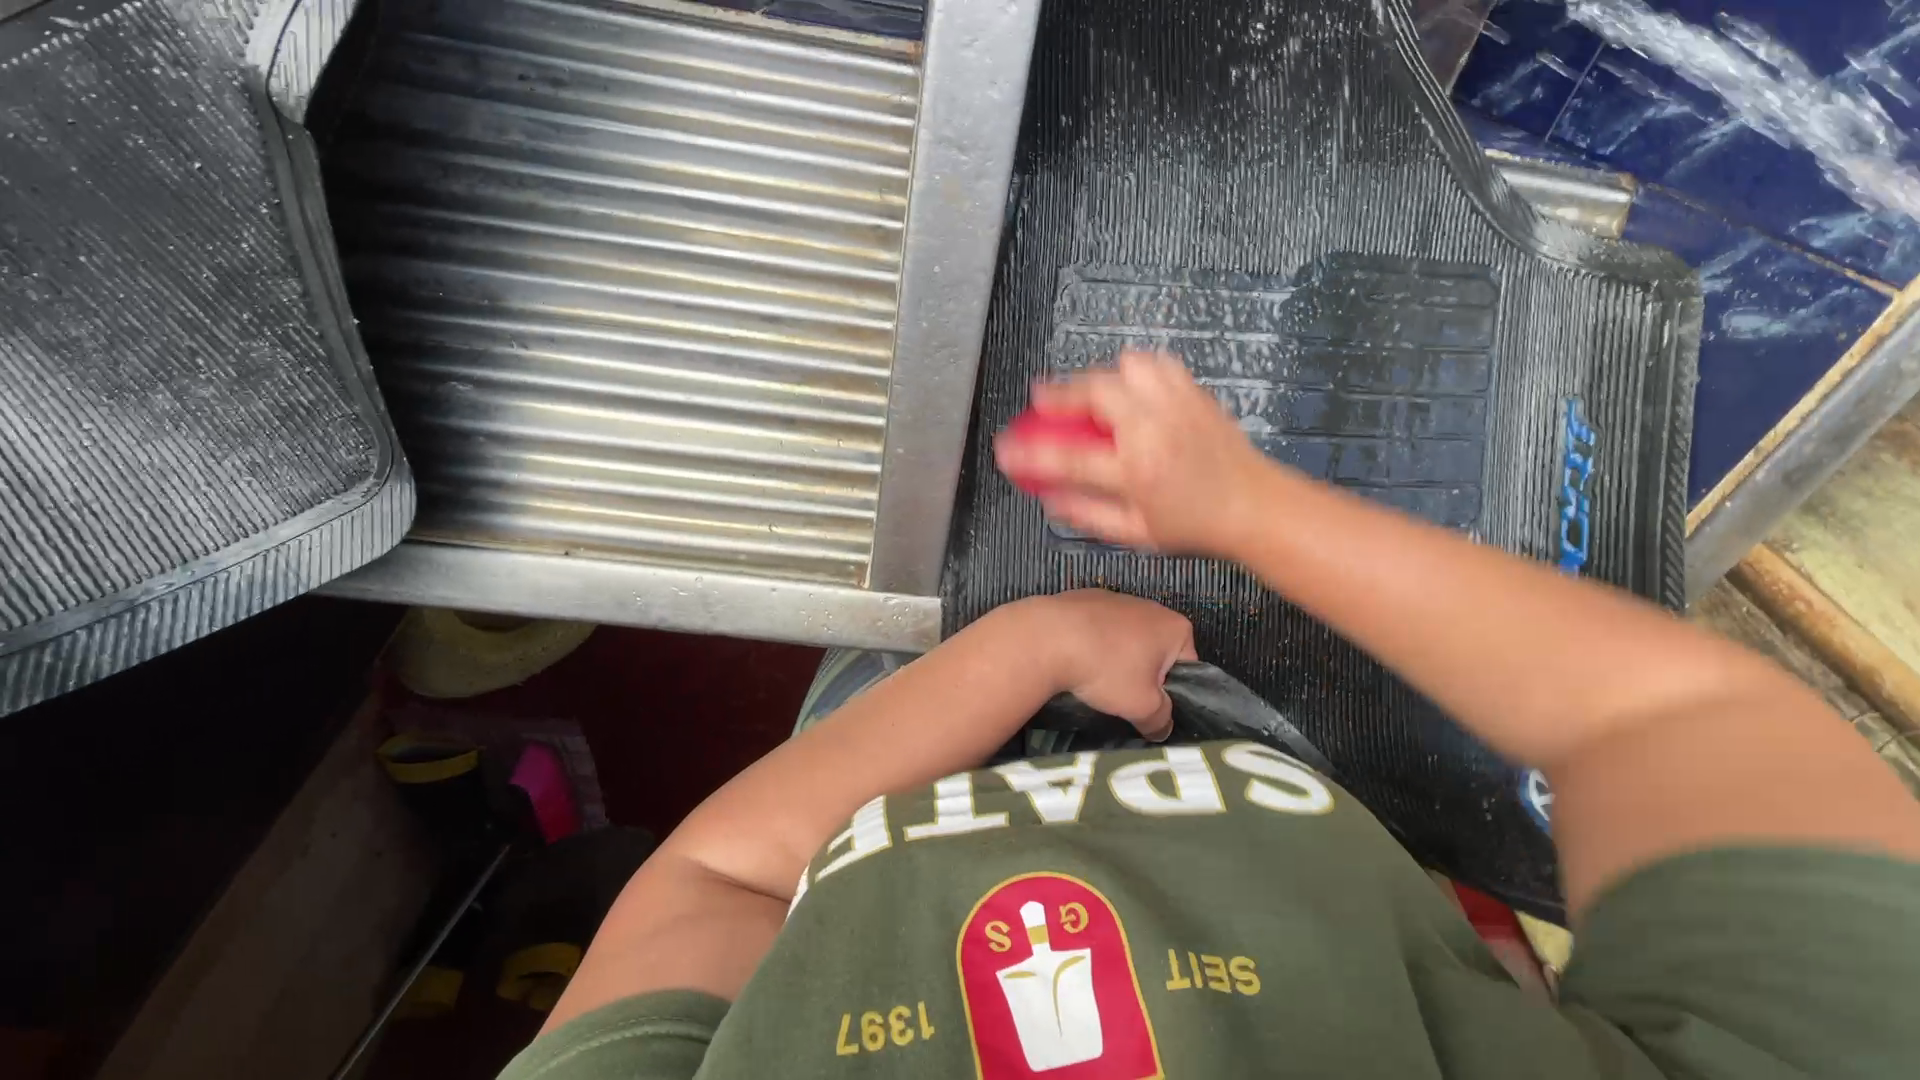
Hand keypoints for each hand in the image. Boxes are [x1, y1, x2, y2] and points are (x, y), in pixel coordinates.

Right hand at [993, 350, 1275, 554]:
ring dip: (1101, 376)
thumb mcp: (1135, 534)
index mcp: (1138, 470)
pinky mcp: (1194, 394)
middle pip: (1095, 391)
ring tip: (1089, 393)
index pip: (1069, 458)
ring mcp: (1178, 406)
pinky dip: (1135, 368)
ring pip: (1127, 366)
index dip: (1029, 453)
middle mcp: (1156, 430)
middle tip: (1042, 400)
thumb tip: (1050, 498)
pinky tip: (1128, 386)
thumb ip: (1088, 514)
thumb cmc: (1199, 526)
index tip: (1006, 450)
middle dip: (1059, 392)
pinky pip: (1157, 363)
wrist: (1255, 507)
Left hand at [1003, 590, 1197, 738]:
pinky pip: (1096, 629)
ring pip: (1123, 639)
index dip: (1170, 692)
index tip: (1148, 706)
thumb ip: (1160, 719)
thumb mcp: (1142, 706)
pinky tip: (1074, 659)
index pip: (1187, 666)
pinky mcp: (1083, 597)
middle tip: (1120, 696)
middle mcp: (1150, 605)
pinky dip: (1089, 643)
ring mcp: (1115, 597)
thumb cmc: (1106, 669)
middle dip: (1141, 675)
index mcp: (1175, 626)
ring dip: (1114, 659)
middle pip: (1154, 651)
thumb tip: (1162, 729)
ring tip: (1093, 679)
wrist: (1047, 637)